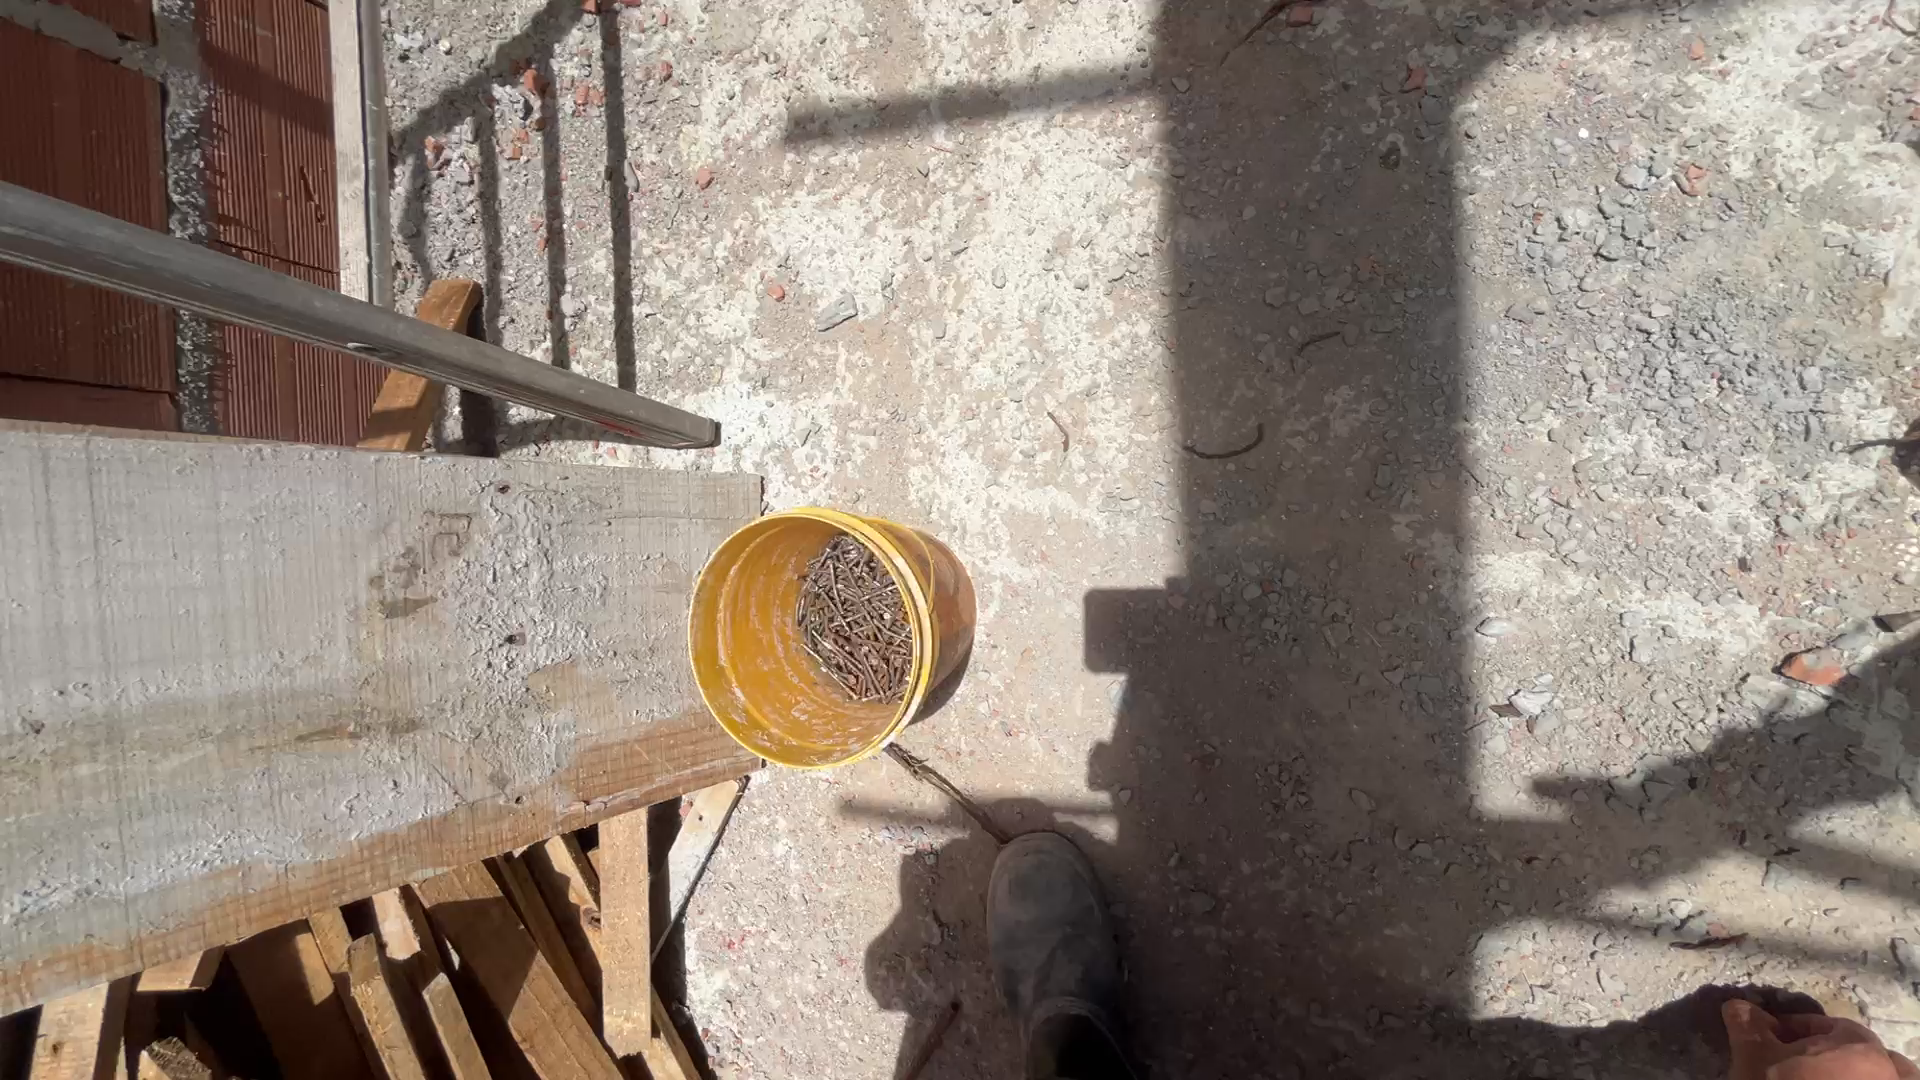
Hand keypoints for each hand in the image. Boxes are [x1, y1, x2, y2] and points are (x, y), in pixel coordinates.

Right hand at [1724, 999, 1919, 1079]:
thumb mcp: (1751, 1051)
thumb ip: (1747, 1020)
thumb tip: (1745, 1008)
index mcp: (1861, 1051)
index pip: (1838, 1025)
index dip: (1803, 1026)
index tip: (1775, 1035)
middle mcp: (1894, 1077)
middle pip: (1880, 1059)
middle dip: (1847, 1056)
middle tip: (1808, 1062)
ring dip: (1863, 1079)